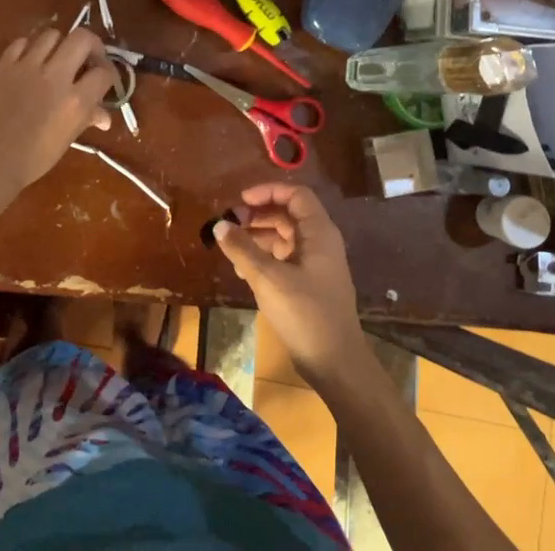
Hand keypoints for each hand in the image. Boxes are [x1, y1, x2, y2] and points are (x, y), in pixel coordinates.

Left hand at [0, 28, 118, 203]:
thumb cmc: (33, 158)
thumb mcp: (66, 139)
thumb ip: (86, 119)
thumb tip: (104, 117)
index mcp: (76, 100)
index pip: (103, 72)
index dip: (109, 73)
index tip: (104, 78)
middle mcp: (55, 76)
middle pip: (82, 38)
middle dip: (91, 45)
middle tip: (87, 58)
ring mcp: (27, 67)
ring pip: (51, 34)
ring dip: (59, 44)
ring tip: (57, 57)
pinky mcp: (3, 65)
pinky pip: (21, 42)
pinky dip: (30, 47)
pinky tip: (30, 60)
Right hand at [212, 184, 365, 383]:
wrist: (335, 362)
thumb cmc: (304, 313)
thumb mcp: (268, 278)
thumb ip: (242, 249)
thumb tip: (219, 225)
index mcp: (319, 234)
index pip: (296, 195)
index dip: (268, 192)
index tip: (240, 201)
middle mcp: (320, 244)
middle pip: (288, 216)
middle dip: (257, 216)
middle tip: (229, 224)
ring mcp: (316, 266)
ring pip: (284, 239)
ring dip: (257, 238)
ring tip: (230, 248)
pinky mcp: (309, 285)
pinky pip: (284, 259)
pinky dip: (264, 258)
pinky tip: (243, 270)